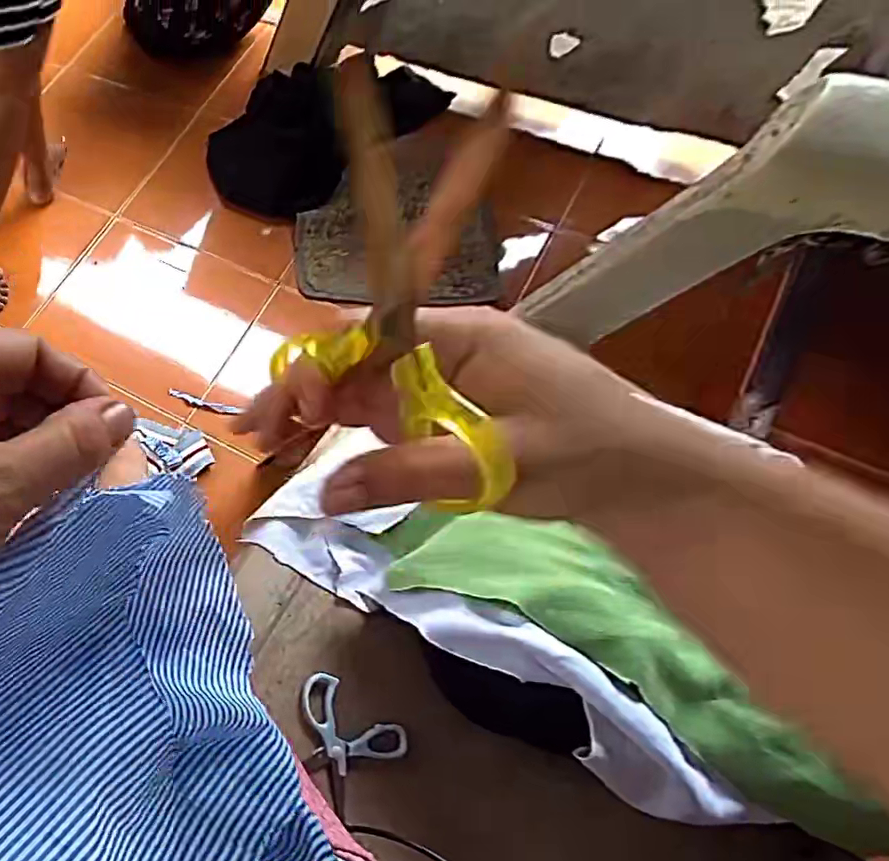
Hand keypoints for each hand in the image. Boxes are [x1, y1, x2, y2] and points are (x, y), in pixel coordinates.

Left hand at [0, 329, 134, 623]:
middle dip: (60, 421)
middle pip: (11, 383)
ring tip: (67, 486)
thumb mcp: (1, 485)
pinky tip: (24, 495)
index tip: (117, 432)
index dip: (82, 388)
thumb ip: (69, 445)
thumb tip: (123, 413)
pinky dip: (2, 464)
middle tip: (97, 467)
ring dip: (34, 446)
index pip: (31, 353)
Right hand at [235, 306, 704, 520]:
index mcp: (456, 338)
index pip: (365, 336)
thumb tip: (323, 496)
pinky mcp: (425, 409)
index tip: (300, 416)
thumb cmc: (582, 454)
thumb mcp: (495, 464)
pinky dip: (327, 426)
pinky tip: (298, 442)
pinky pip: (364, 410)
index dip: (320, 368)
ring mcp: (426, 379)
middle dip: (294, 390)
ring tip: (260, 439)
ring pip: (346, 384)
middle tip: (251, 431)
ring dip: (301, 409)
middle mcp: (432, 350)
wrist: (637, 476)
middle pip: (344, 358)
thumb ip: (407, 473)